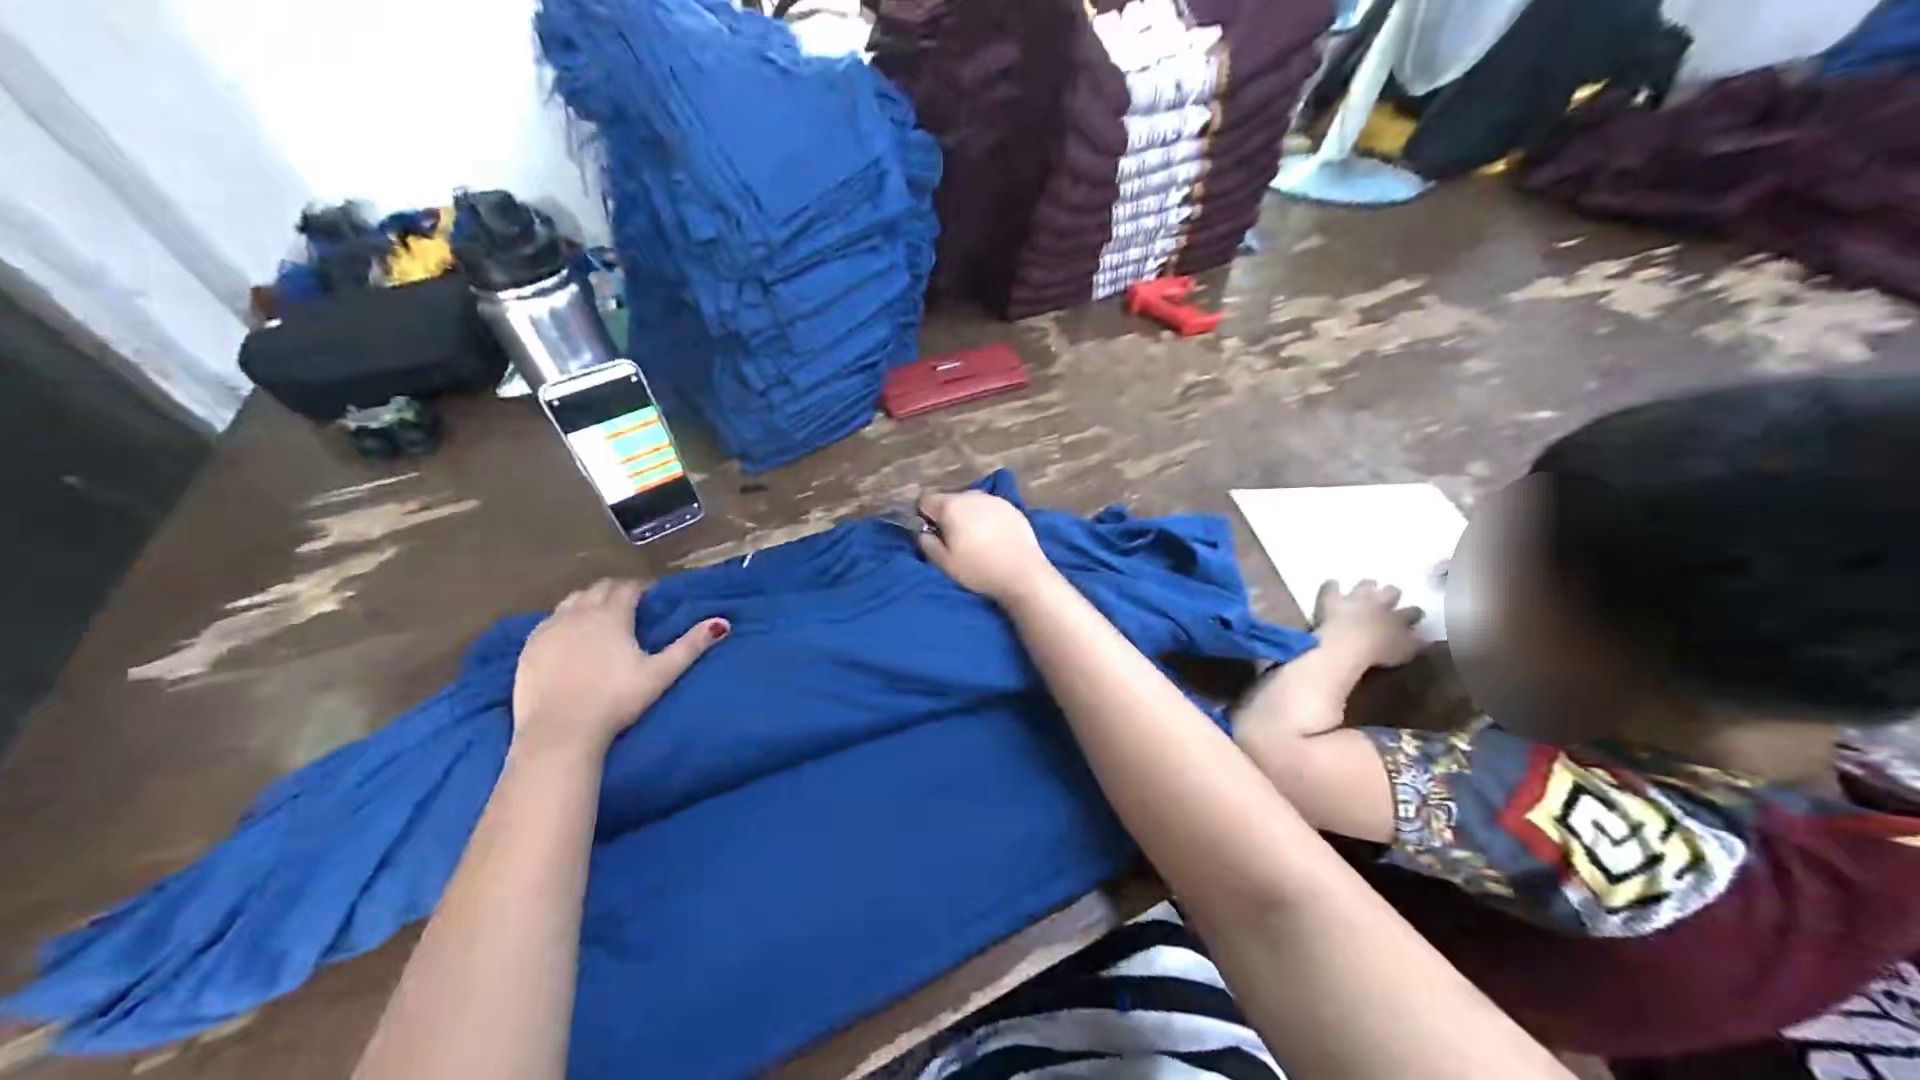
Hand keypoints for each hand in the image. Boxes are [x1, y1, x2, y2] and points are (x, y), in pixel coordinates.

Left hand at [511, 579, 728, 755]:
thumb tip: (723, 622)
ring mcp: (550, 628)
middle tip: (630, 604)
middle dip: (616, 590)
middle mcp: (579, 612)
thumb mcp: (660, 673)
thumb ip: (691, 645)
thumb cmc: (616, 700)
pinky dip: (565, 619)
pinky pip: (549, 620)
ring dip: (589, 601)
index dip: (642, 588)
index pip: (628, 588)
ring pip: (572, 600)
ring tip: (601, 616)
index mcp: (612, 615)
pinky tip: (571, 637)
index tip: (652, 596)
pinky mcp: (530, 646)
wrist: (560, 731)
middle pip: (599, 588)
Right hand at [915, 490, 1057, 603]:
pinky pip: (990, 509)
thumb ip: (927, 542)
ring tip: (978, 541)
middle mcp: (972, 495)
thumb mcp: (944, 563)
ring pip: (971, 503)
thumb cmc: (979, 569)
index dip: (925, 518)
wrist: (1024, 574)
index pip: (925, 501)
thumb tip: (922, 531)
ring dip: (969, 517)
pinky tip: (995, 539)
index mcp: (951, 506)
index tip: (934, 536)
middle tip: (956, 542)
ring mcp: (995, 499)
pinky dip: (988, 519)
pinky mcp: (1013, 508)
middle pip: (950, 501)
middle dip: (948, 517)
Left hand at [1311, 580, 1422, 669]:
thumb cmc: (1378, 653)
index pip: (1414, 611)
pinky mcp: (1333, 599)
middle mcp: (1379, 602)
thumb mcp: (1405, 652)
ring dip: (1366, 586)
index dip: (1414, 613)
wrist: (1346, 644)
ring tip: (1364, 589)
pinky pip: (1331, 586)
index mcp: (1399, 618)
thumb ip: (1416, 644)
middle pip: (1392, 591)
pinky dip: (1332, 586)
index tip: (1413, 616)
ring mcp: (1355, 598)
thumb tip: (1425, 639)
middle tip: (1387, 599)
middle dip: (1391, 593)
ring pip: (1365, 584)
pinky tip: (1332, 585)